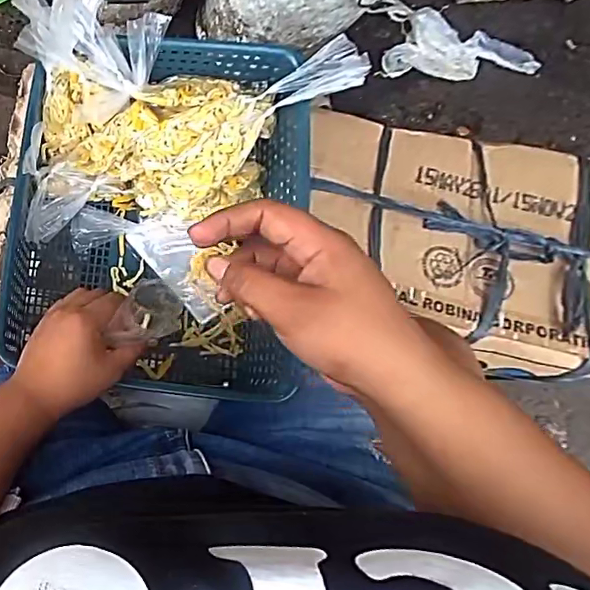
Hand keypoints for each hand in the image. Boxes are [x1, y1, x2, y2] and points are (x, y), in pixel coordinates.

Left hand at [8, 289, 147, 419]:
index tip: (132, 319)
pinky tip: (78, 327)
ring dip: (91, 302)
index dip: (126, 306)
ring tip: (98, 322)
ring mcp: (52, 314)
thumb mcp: (110, 371)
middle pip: (95, 292)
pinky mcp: (42, 322)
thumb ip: (130, 352)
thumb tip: (143, 341)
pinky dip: (75, 307)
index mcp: (87, 318)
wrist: (34, 394)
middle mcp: (68, 310)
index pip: (113, 299)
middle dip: (110, 302)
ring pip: (77, 295)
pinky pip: (63, 304)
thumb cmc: (74, 384)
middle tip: (117, 322)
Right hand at [190, 200, 434, 393]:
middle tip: (209, 280)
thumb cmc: (347, 336)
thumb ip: (247, 283)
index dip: (227, 221)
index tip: (196, 239)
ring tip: (231, 303)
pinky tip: (254, 314)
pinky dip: (261, 296)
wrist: (394, 375)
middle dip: (234, 256)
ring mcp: (321, 278)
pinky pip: (282, 288)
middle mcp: (320, 253)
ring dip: (246, 280)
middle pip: (266, 239)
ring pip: (271, 266)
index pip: (266, 214)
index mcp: (319, 242)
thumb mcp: (289, 309)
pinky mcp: (320, 301)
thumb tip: (215, 265)